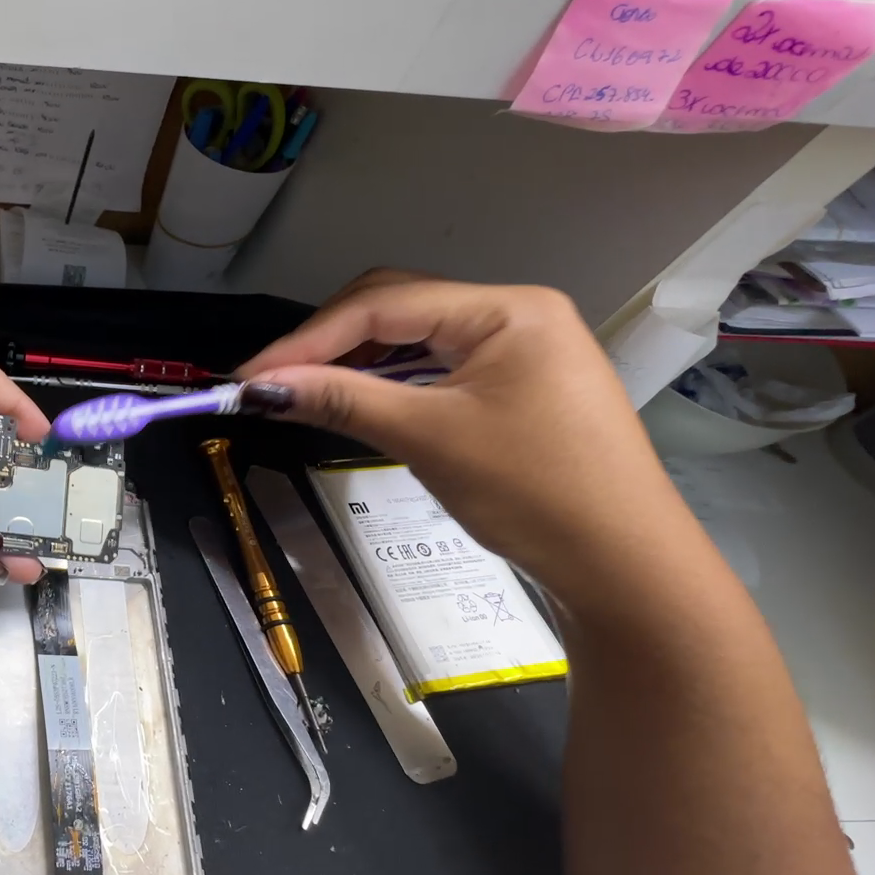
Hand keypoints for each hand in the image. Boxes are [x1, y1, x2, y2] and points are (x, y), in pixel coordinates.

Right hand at [236, 270, 690, 600]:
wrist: (627, 570)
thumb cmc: (534, 493)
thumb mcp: (427, 438)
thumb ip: (339, 399)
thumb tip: (256, 387)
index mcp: (506, 309)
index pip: (381, 304)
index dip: (306, 338)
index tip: (248, 374)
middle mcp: (512, 312)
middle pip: (393, 306)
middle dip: (326, 341)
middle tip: (270, 381)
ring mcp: (516, 346)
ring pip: (408, 333)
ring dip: (351, 358)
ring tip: (300, 388)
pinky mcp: (512, 380)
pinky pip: (430, 362)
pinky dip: (383, 377)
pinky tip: (353, 395)